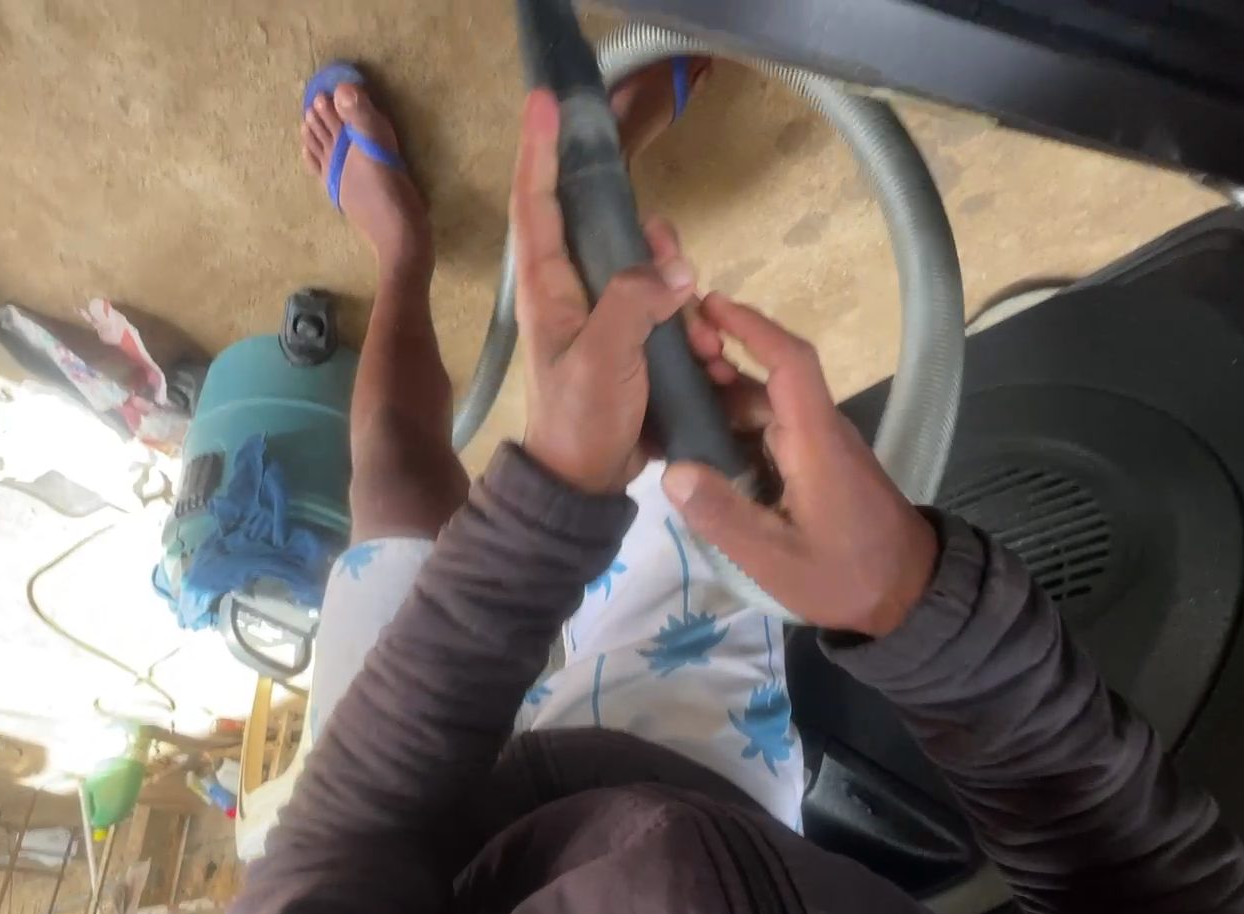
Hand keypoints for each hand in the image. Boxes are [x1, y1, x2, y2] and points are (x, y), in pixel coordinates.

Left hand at [510, 89, 697, 493]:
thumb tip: (676, 271)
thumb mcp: (603, 360)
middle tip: (676, 264)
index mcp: (549, 290)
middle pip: (607, 233)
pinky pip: (664, 310)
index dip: (540, 154)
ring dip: (678, 292)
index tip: (546, 104)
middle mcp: (573, 294)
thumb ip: (633, 304)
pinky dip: (687, 323)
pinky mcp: (630, 342)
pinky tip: (706, 351)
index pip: (537, 207)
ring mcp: (604, 318)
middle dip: (647, 241)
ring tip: (696, 331)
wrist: (586, 478)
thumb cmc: (581, 418)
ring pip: (646, 272)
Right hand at [660, 294, 938, 637]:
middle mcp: (818, 434)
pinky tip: (700, 442)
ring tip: (671, 399)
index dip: (752, 327)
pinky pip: (768, 434)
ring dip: (723, 396)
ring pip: (765, 407)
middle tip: (669, 359)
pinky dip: (733, 427)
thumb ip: (724, 516)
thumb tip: (673, 472)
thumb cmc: (846, 576)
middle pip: (769, 381)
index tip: (712, 305)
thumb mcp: (776, 559)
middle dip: (722, 360)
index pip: (789, 365)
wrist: (909, 597)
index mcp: (815, 443)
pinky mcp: (815, 468)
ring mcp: (818, 450)